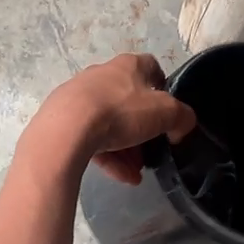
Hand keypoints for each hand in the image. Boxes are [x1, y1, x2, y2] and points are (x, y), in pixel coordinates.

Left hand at [25, 53, 195, 183]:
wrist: (67, 129)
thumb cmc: (121, 112)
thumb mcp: (165, 113)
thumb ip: (182, 117)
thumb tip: (180, 126)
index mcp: (126, 66)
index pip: (150, 67)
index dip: (162, 87)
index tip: (167, 111)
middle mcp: (100, 76)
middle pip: (128, 103)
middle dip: (142, 131)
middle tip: (150, 153)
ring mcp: (77, 98)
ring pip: (109, 125)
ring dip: (126, 149)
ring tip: (135, 173)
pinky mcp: (62, 120)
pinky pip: (90, 139)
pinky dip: (108, 157)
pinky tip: (121, 177)